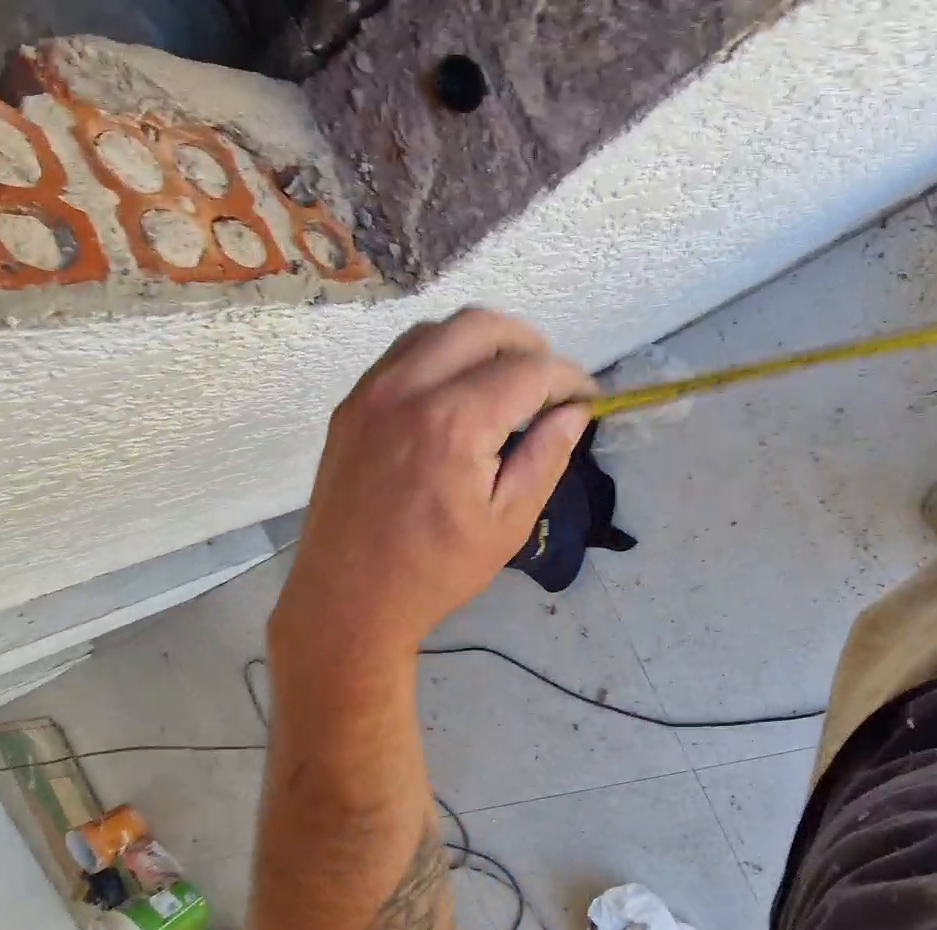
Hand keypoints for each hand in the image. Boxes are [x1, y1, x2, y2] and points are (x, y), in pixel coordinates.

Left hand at [274, 309, 595, 659]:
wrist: (348, 597)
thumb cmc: (437, 570)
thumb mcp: (509, 522)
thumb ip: (546, 456)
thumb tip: (575, 412)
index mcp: (455, 423)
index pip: (528, 370)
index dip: (569, 378)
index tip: (588, 397)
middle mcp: (409, 389)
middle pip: (481, 326)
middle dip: (528, 344)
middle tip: (550, 383)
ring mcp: (372, 391)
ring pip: (437, 329)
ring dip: (482, 342)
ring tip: (506, 382)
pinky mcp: (352, 404)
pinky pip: (403, 353)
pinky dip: (441, 354)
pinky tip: (458, 393)